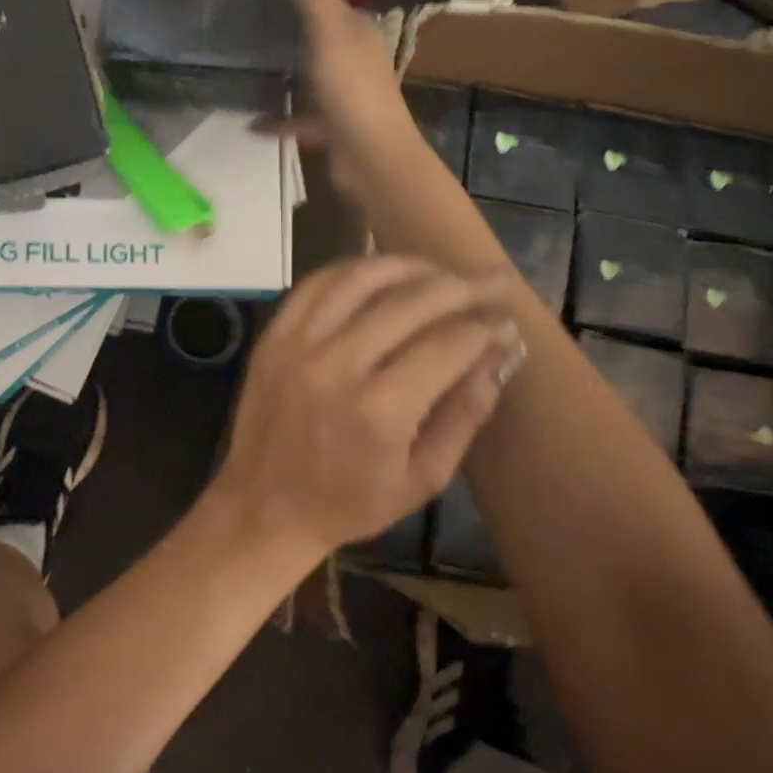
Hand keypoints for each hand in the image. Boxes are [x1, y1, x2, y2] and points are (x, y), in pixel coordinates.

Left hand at [211, 256, 524, 554]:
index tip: (509, 321)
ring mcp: (298, 345)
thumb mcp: (423, 479)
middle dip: (462, 287)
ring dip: (410, 266)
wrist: (263, 506)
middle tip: (493, 280)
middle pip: (411, 301)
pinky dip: (353, 270)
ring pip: (362, 280)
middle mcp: (338, 364)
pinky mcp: (274, 337)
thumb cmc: (348, 503)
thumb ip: (464, 415)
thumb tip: (497, 358)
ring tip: (442, 271)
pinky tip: (382, 272)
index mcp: (380, 409)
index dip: (487, 327)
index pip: (449, 344)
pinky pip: (317, 285)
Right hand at [259, 0, 419, 191]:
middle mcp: (356, 62)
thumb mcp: (331, 35)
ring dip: (286, 79)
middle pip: (323, 43)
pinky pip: (300, 120)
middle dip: (294, 37)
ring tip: (249, 74)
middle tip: (254, 31)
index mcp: (359, 35)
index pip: (335, 7)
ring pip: (311, 81)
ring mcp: (345, 97)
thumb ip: (315, 3)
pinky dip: (277, 121)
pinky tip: (250, 124)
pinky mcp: (332, 129)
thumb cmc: (351, 89)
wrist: (369, 154)